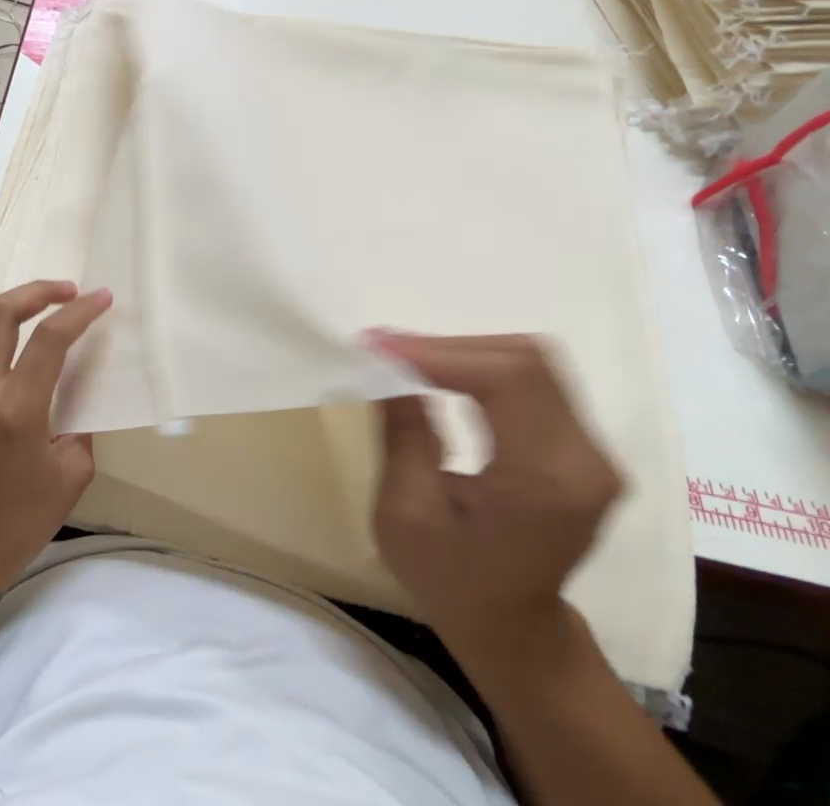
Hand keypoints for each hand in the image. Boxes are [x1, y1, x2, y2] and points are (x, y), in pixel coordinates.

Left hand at [0, 281, 113, 591]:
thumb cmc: (23, 516)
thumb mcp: (72, 473)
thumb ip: (79, 422)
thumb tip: (74, 387)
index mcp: (18, 409)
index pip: (48, 338)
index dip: (79, 311)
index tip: (102, 298)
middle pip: (0, 312)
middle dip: (37, 291)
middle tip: (66, 292)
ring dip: (3, 305)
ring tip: (32, 309)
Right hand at [365, 332, 623, 668]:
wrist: (508, 622)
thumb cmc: (447, 577)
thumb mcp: (405, 512)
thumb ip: (404, 437)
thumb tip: (388, 374)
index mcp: (544, 479)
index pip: (508, 380)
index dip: (439, 351)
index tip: (375, 347)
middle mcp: (585, 459)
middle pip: (527, 362)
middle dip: (448, 347)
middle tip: (384, 352)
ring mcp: (592, 453)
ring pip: (532, 366)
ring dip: (463, 354)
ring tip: (403, 361)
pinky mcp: (581, 450)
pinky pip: (535, 387)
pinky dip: (480, 371)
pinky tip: (438, 377)